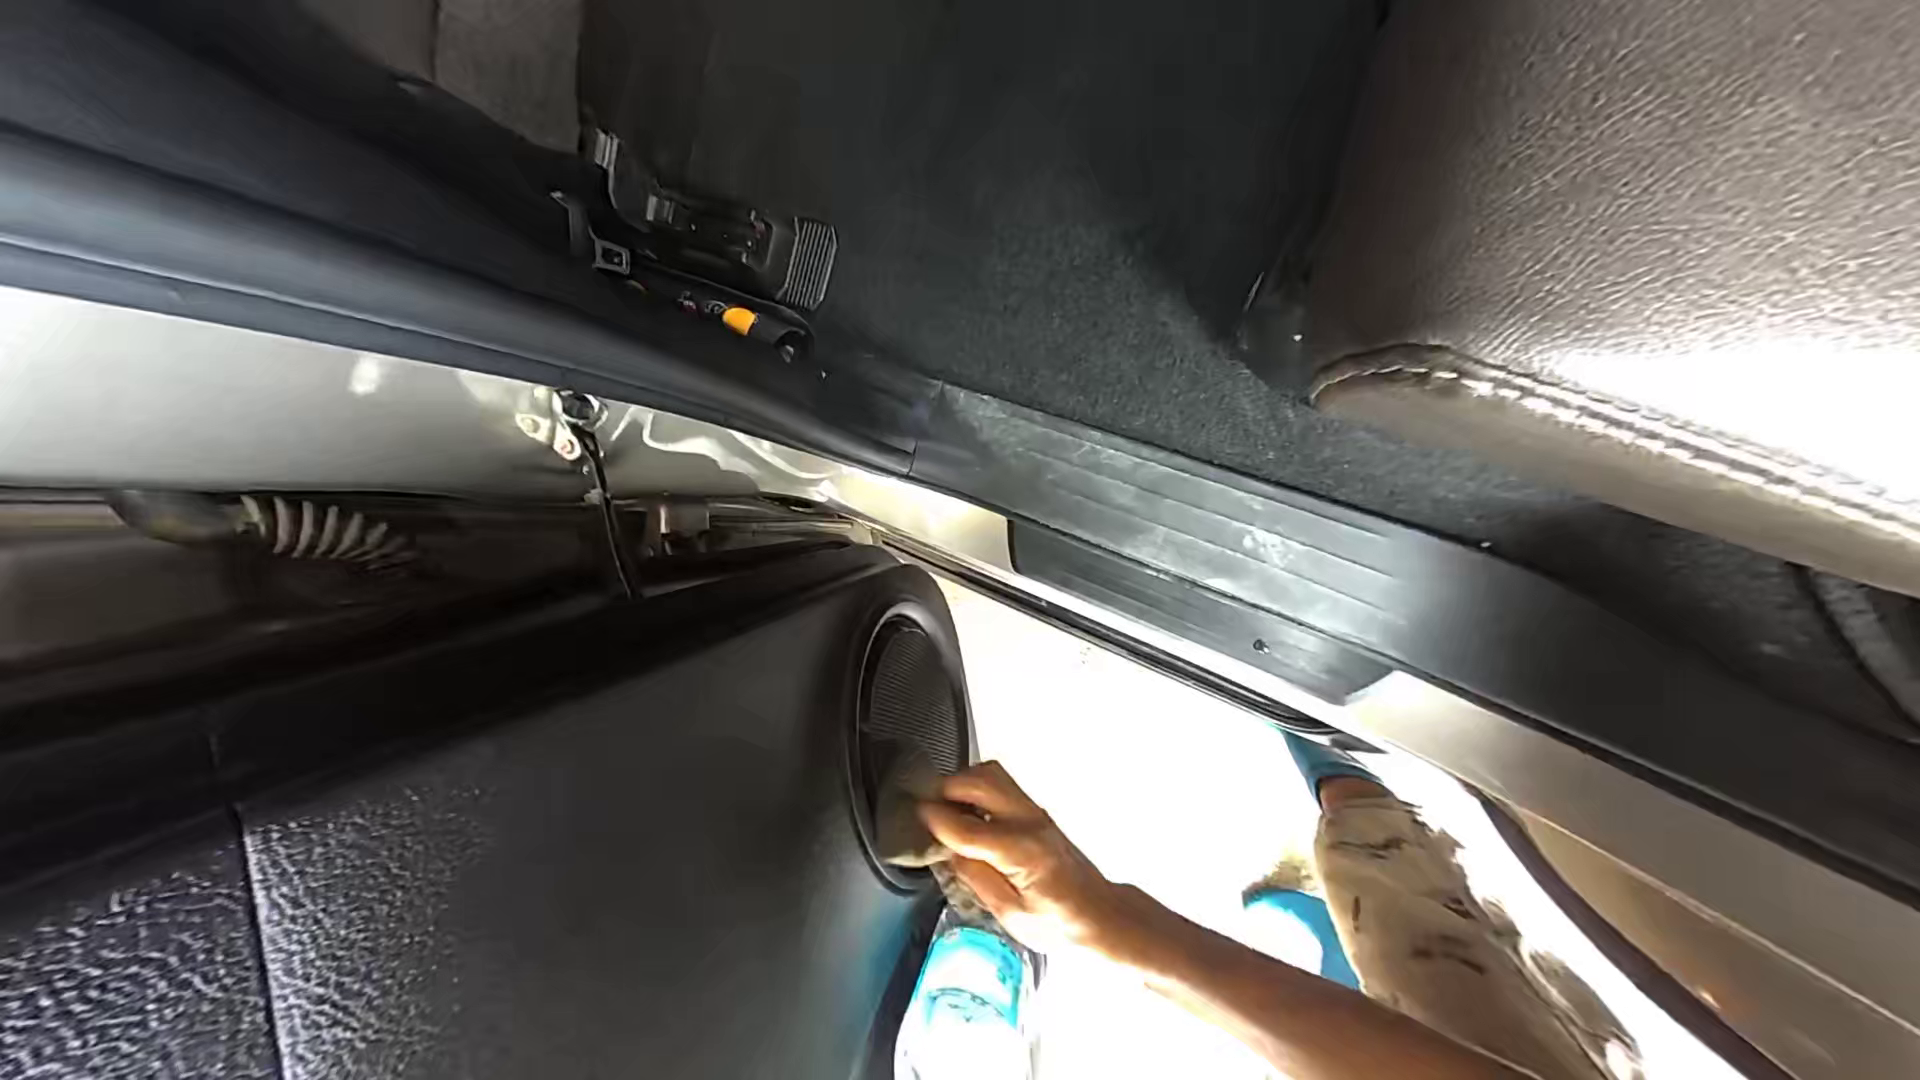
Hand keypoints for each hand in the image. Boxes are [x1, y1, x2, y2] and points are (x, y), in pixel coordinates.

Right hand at [916, 761, 1156, 955]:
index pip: (967, 828)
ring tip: (946, 807)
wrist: (1100, 913)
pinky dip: (977, 787)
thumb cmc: (1060, 924)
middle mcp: (1029, 822)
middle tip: (928, 807)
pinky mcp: (1035, 809)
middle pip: (981, 781)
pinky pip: (1000, 783)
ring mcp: (1034, 811)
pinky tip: (968, 811)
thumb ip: (977, 879)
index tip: (914, 814)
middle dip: (947, 789)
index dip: (936, 819)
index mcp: (1022, 853)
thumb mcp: (1011, 916)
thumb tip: (948, 851)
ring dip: (963, 782)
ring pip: (992, 773)